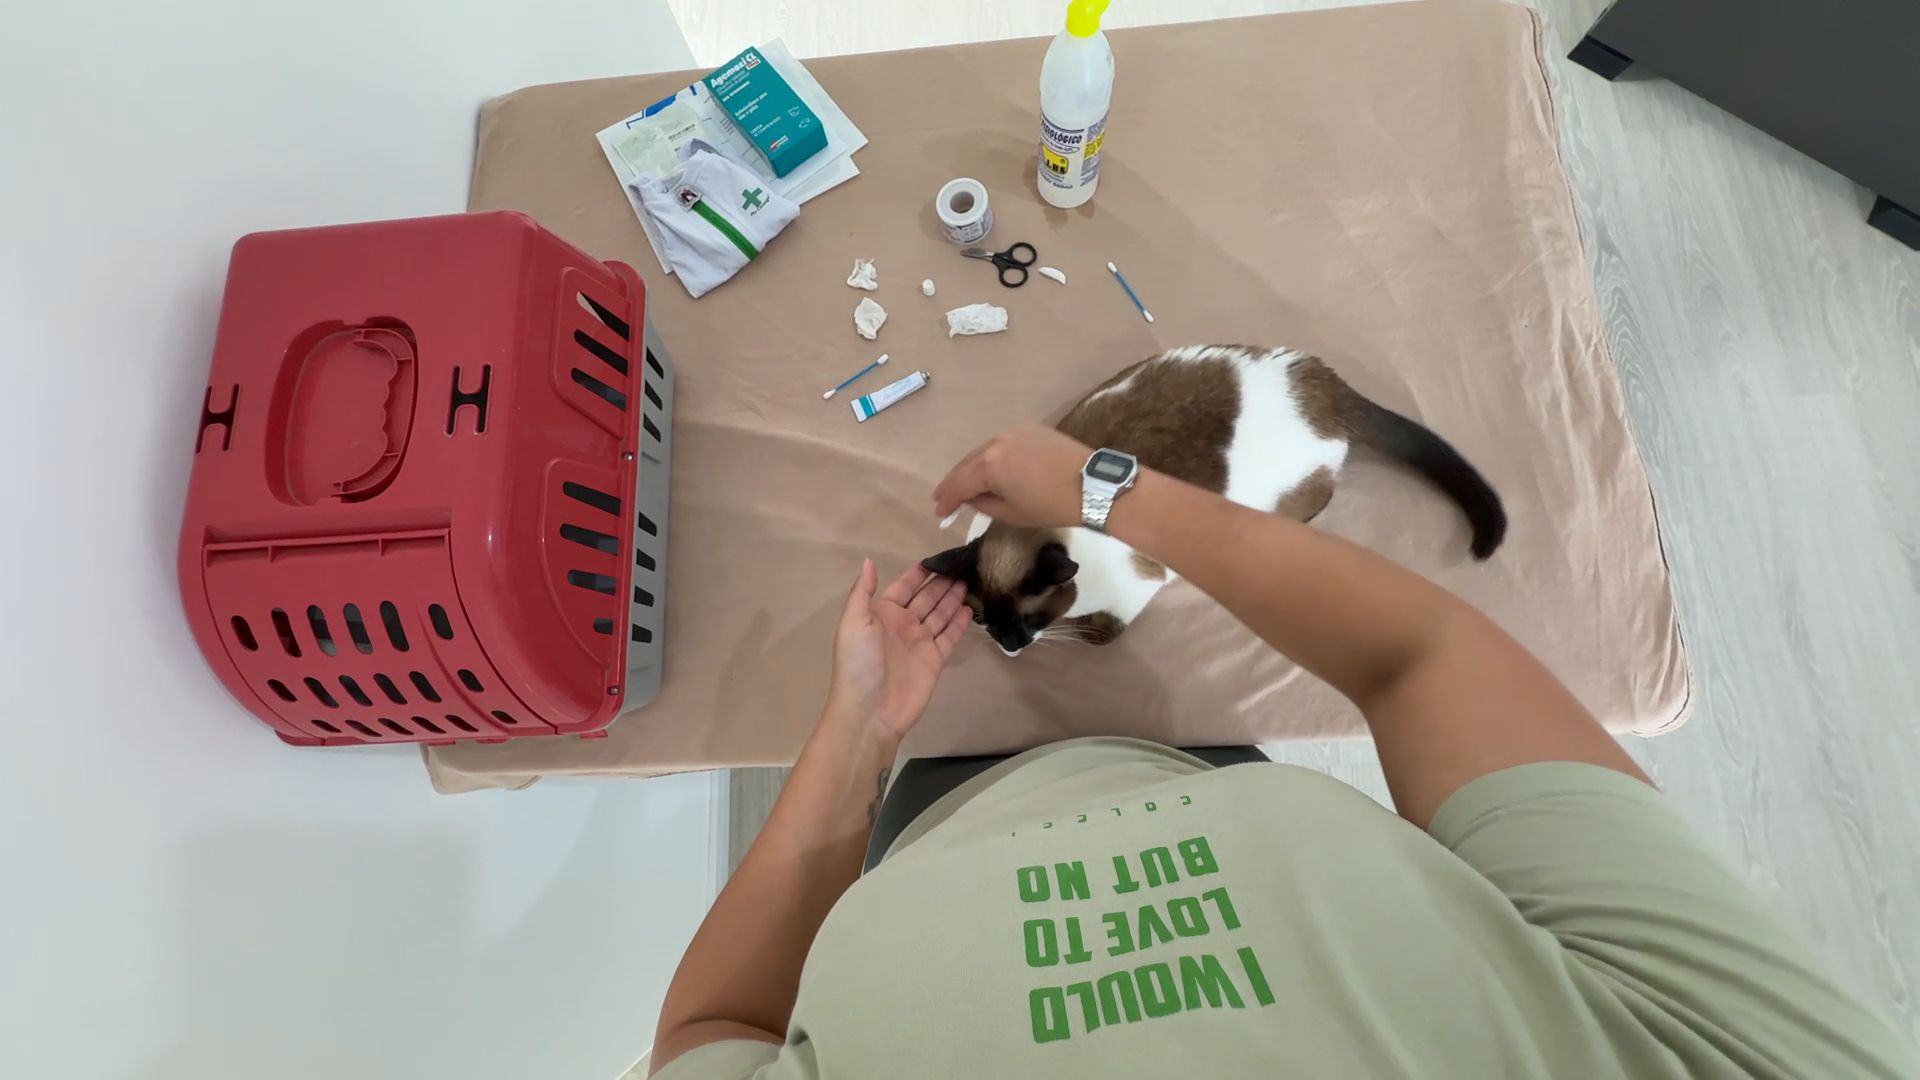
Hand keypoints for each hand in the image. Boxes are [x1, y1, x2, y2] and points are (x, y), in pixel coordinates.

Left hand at [825, 560, 969, 739]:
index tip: (939, 558)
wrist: (870, 711)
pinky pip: (949, 636)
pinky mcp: (934, 660)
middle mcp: (902, 625)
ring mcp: (919, 642)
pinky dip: (959, 623)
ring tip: (971, 581)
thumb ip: (863, 591)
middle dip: (942, 583)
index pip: (904, 587)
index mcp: (881, 613)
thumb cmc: (859, 663)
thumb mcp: (853, 622)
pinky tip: (970, 609)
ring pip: (940, 614)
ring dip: (953, 598)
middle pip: (926, 598)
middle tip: (963, 566)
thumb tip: (868, 561)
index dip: (920, 573)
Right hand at [931, 424, 1091, 527]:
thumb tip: (972, 498)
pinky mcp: (1030, 429)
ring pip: (984, 452)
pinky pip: (1002, 445)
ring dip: (973, 469)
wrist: (1092, 485)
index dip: (947, 499)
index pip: (958, 483)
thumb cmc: (1051, 505)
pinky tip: (991, 469)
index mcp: (989, 465)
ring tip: (966, 485)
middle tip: (944, 498)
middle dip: (955, 482)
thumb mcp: (1012, 513)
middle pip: (967, 464)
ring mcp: (1013, 431)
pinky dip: (992, 458)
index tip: (939, 512)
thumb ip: (984, 504)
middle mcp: (996, 442)